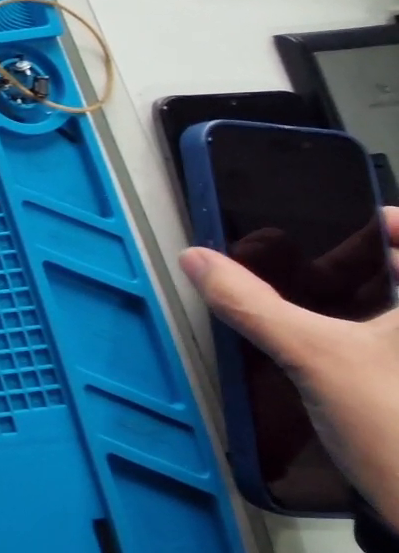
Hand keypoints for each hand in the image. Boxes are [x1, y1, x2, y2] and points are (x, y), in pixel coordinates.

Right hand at [180, 206, 398, 523]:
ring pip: (392, 322)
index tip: (365, 216)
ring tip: (320, 299)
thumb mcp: (315, 358)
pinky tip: (333, 352)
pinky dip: (367, 342)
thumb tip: (195, 258)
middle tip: (327, 255)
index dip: (398, 224)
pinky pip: (388, 354)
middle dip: (373, 265)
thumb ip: (251, 303)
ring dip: (367, 305)